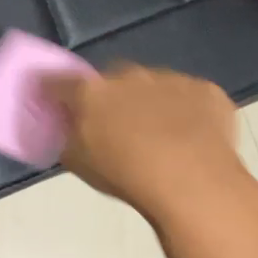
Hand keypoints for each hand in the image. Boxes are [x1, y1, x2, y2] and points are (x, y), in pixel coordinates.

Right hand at [43, 64, 253, 222]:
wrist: (192, 181)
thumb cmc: (124, 173)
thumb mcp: (76, 161)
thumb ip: (66, 136)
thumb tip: (67, 126)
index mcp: (89, 91)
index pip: (57, 81)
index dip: (51, 90)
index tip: (52, 101)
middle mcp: (127, 76)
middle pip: (109, 80)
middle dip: (107, 97)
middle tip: (112, 125)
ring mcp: (170, 79)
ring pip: (150, 86)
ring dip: (146, 101)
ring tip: (156, 134)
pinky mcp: (205, 90)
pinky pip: (186, 95)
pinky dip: (183, 109)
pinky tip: (188, 135)